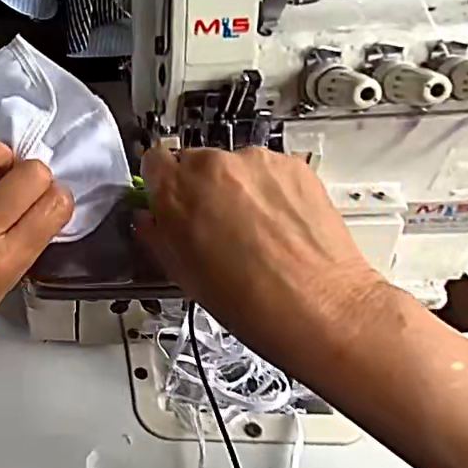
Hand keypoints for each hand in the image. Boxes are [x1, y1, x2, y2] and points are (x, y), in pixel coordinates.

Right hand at [134, 144, 410, 388]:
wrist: (316, 305)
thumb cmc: (251, 300)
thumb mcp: (182, 274)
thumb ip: (158, 236)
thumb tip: (151, 224)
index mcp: (176, 190)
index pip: (154, 162)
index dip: (161, 182)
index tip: (169, 196)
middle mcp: (213, 167)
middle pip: (195, 162)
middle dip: (202, 189)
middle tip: (215, 225)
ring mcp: (255, 163)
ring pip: (235, 166)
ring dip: (238, 190)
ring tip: (253, 232)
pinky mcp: (292, 166)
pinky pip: (271, 170)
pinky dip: (271, 191)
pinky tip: (276, 227)